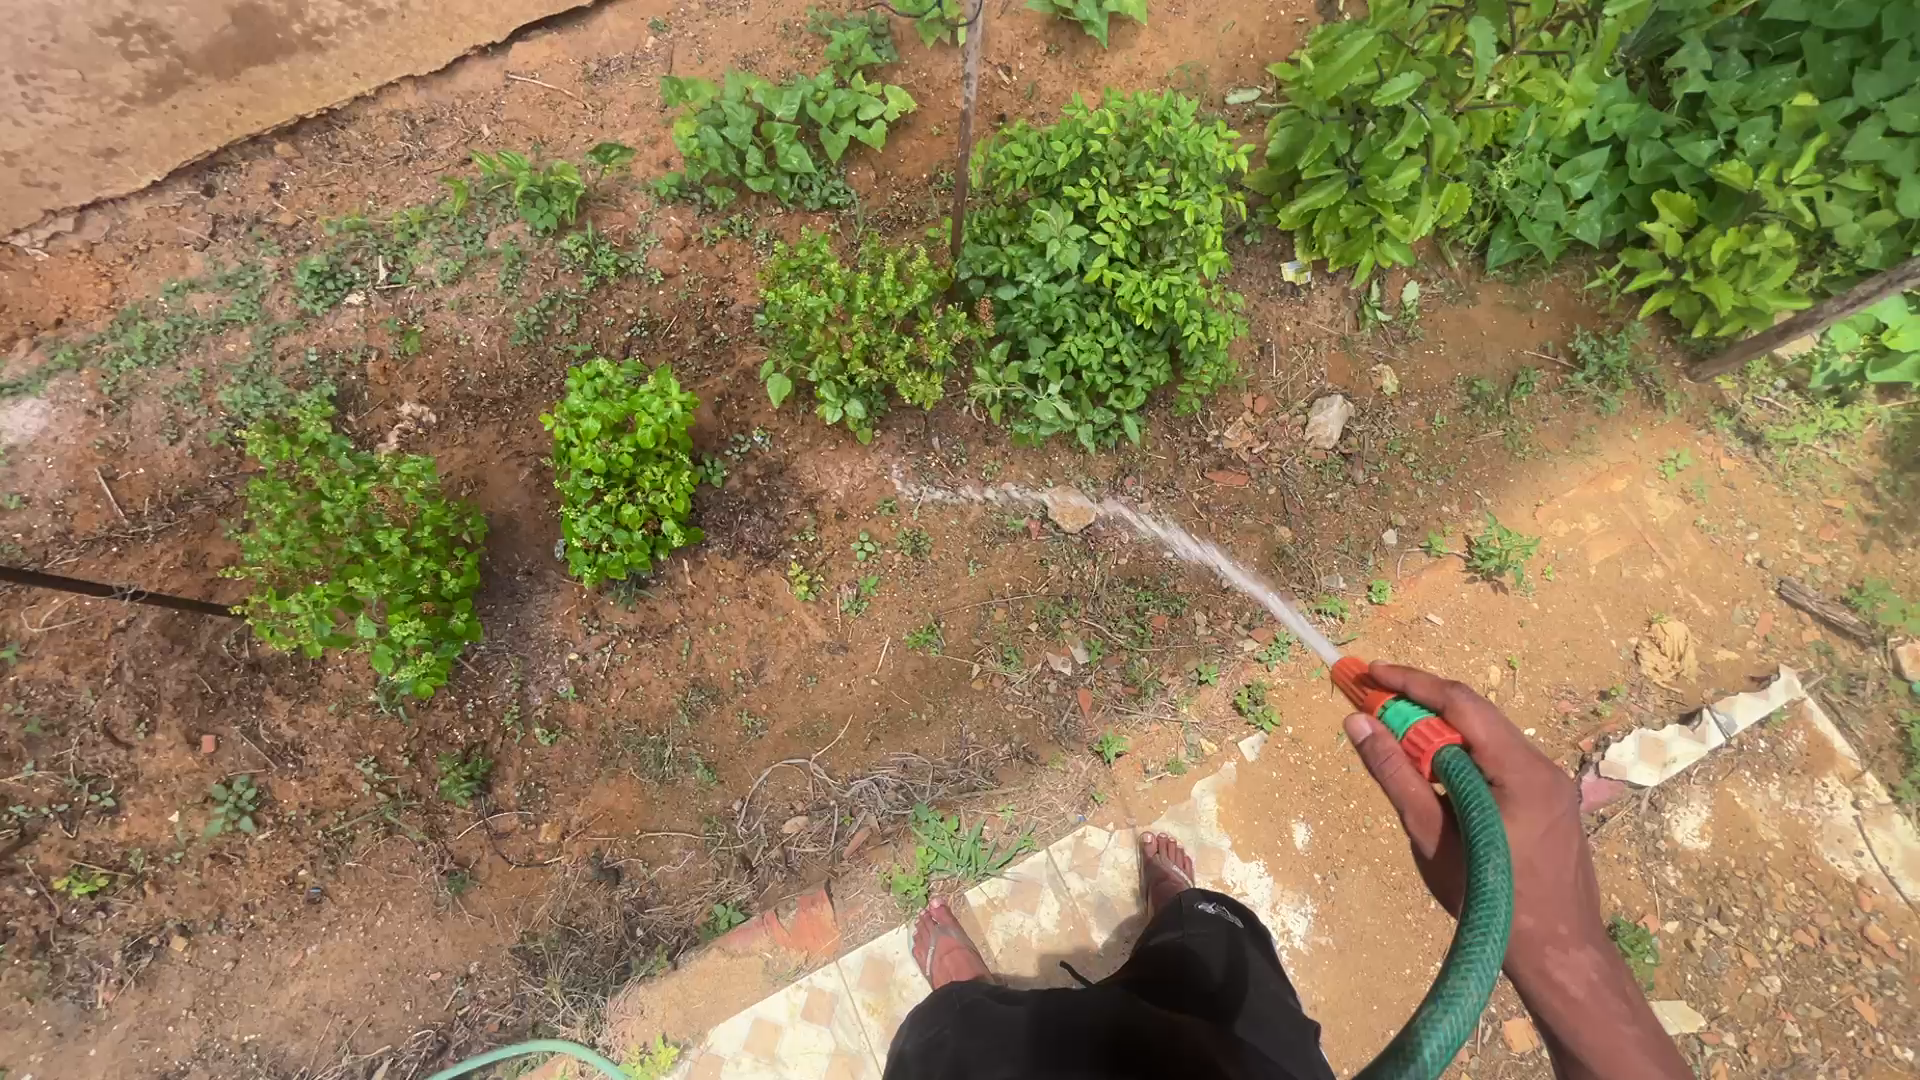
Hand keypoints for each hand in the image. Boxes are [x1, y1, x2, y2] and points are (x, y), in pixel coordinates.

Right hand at [1341, 661, 1603, 972]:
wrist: (1559, 956)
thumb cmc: (1490, 895)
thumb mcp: (1429, 831)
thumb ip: (1393, 771)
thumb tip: (1357, 720)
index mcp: (1521, 770)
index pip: (1461, 703)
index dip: (1412, 682)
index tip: (1370, 673)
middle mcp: (1542, 767)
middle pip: (1473, 715)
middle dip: (1419, 703)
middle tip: (1371, 702)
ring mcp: (1549, 785)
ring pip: (1482, 736)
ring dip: (1434, 730)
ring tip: (1391, 736)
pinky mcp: (1546, 802)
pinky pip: (1492, 759)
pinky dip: (1454, 753)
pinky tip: (1428, 772)